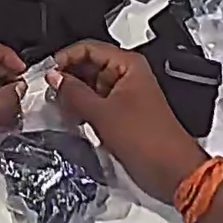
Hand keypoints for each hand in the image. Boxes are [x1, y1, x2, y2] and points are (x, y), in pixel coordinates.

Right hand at [48, 40, 207, 201]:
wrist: (174, 174)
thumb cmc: (150, 141)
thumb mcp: (102, 113)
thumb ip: (73, 92)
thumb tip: (54, 77)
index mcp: (128, 65)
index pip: (87, 48)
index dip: (65, 58)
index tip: (48, 72)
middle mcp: (126, 76)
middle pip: (87, 65)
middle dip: (67, 77)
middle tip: (50, 91)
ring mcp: (123, 95)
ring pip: (89, 85)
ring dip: (73, 95)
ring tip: (60, 106)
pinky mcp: (120, 113)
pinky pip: (94, 102)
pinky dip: (82, 108)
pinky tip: (72, 117)